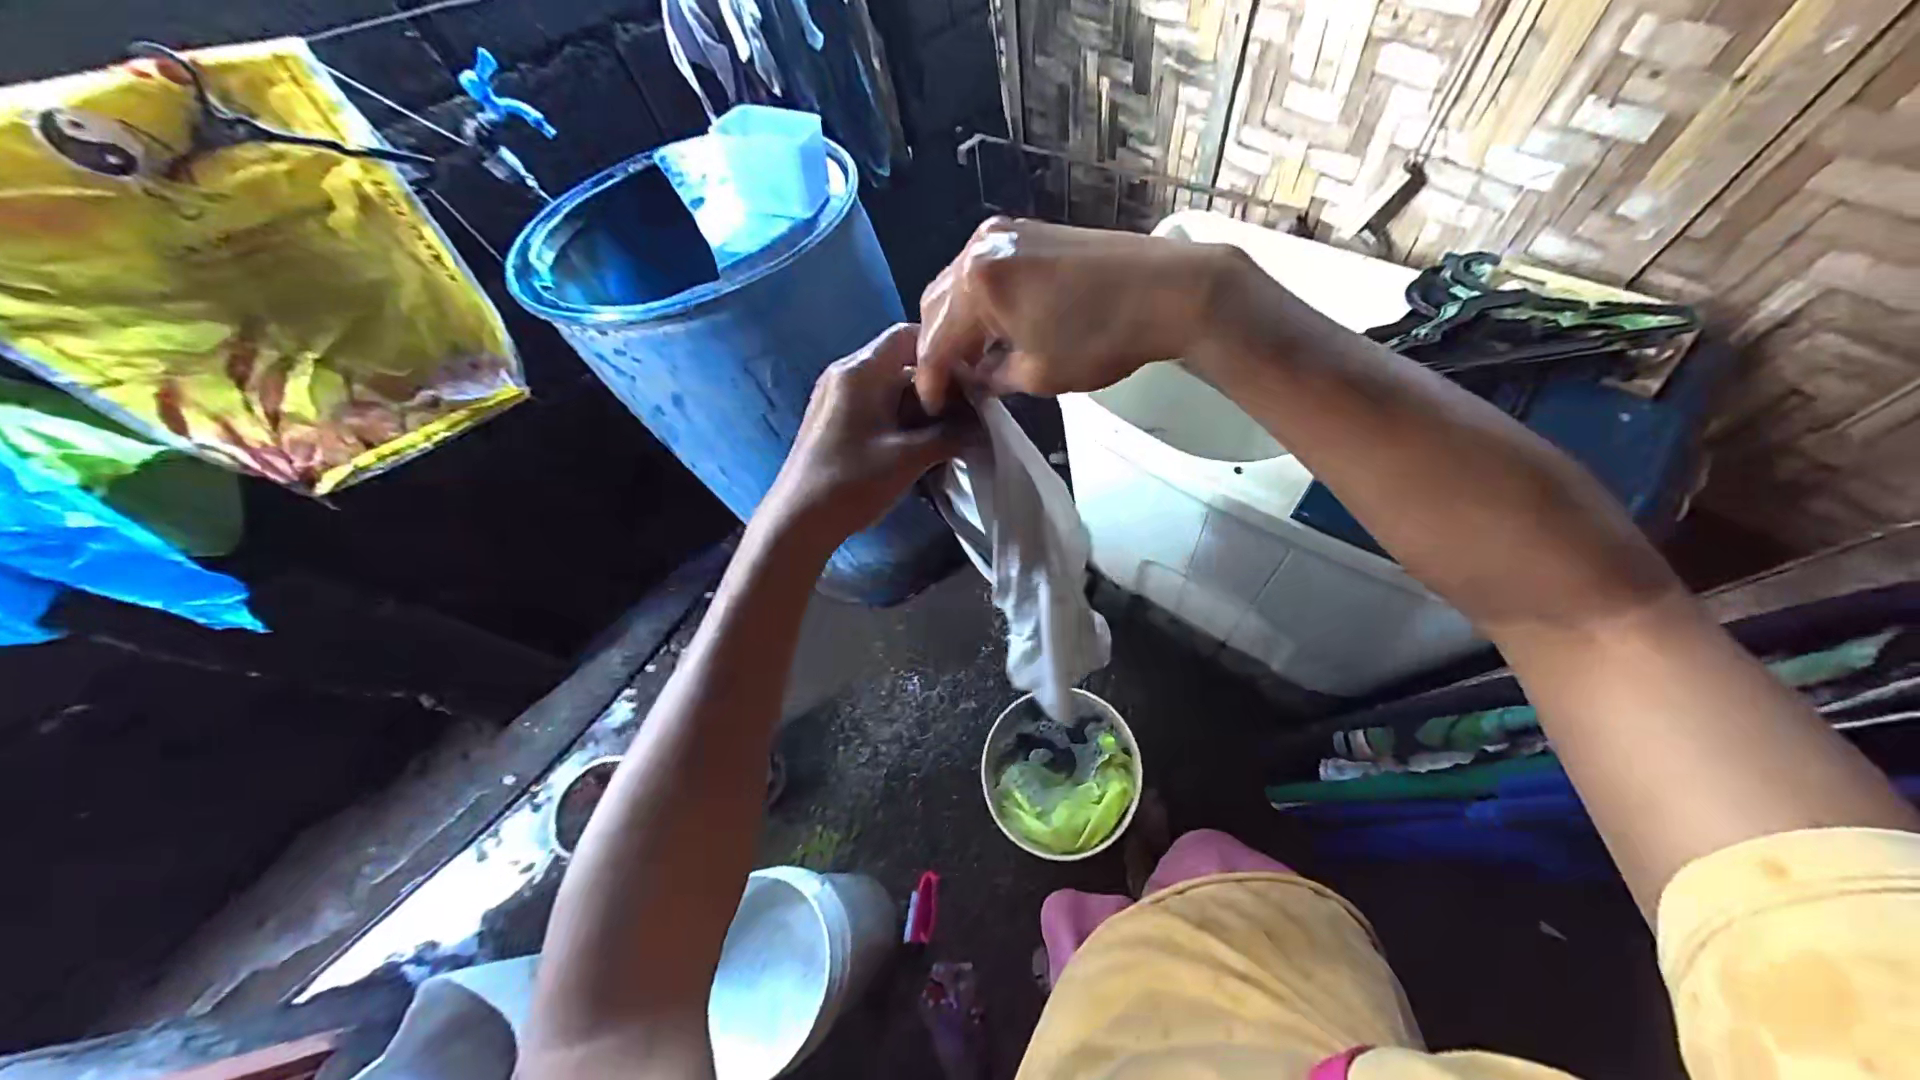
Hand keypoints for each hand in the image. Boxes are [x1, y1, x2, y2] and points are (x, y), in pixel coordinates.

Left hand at [761, 324, 967, 550]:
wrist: (798, 521)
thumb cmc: (851, 483)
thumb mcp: (908, 458)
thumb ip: (951, 435)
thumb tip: (984, 425)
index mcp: (860, 371)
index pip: (907, 335)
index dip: (942, 350)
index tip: (971, 377)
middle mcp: (846, 375)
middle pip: (902, 364)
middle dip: (937, 389)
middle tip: (967, 415)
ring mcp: (838, 398)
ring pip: (891, 389)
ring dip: (922, 409)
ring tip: (949, 435)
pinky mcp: (836, 421)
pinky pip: (876, 407)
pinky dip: (902, 420)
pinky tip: (920, 446)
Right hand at [914, 217, 1250, 412]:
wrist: (1171, 290)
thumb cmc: (1103, 338)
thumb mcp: (1038, 375)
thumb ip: (994, 376)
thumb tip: (977, 375)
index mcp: (978, 283)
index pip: (936, 342)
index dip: (932, 381)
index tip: (934, 407)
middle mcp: (981, 248)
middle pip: (937, 306)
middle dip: (939, 348)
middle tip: (950, 385)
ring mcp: (1005, 233)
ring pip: (958, 286)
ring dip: (957, 324)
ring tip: (972, 360)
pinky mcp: (1029, 231)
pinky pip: (985, 272)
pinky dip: (980, 303)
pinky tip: (994, 329)